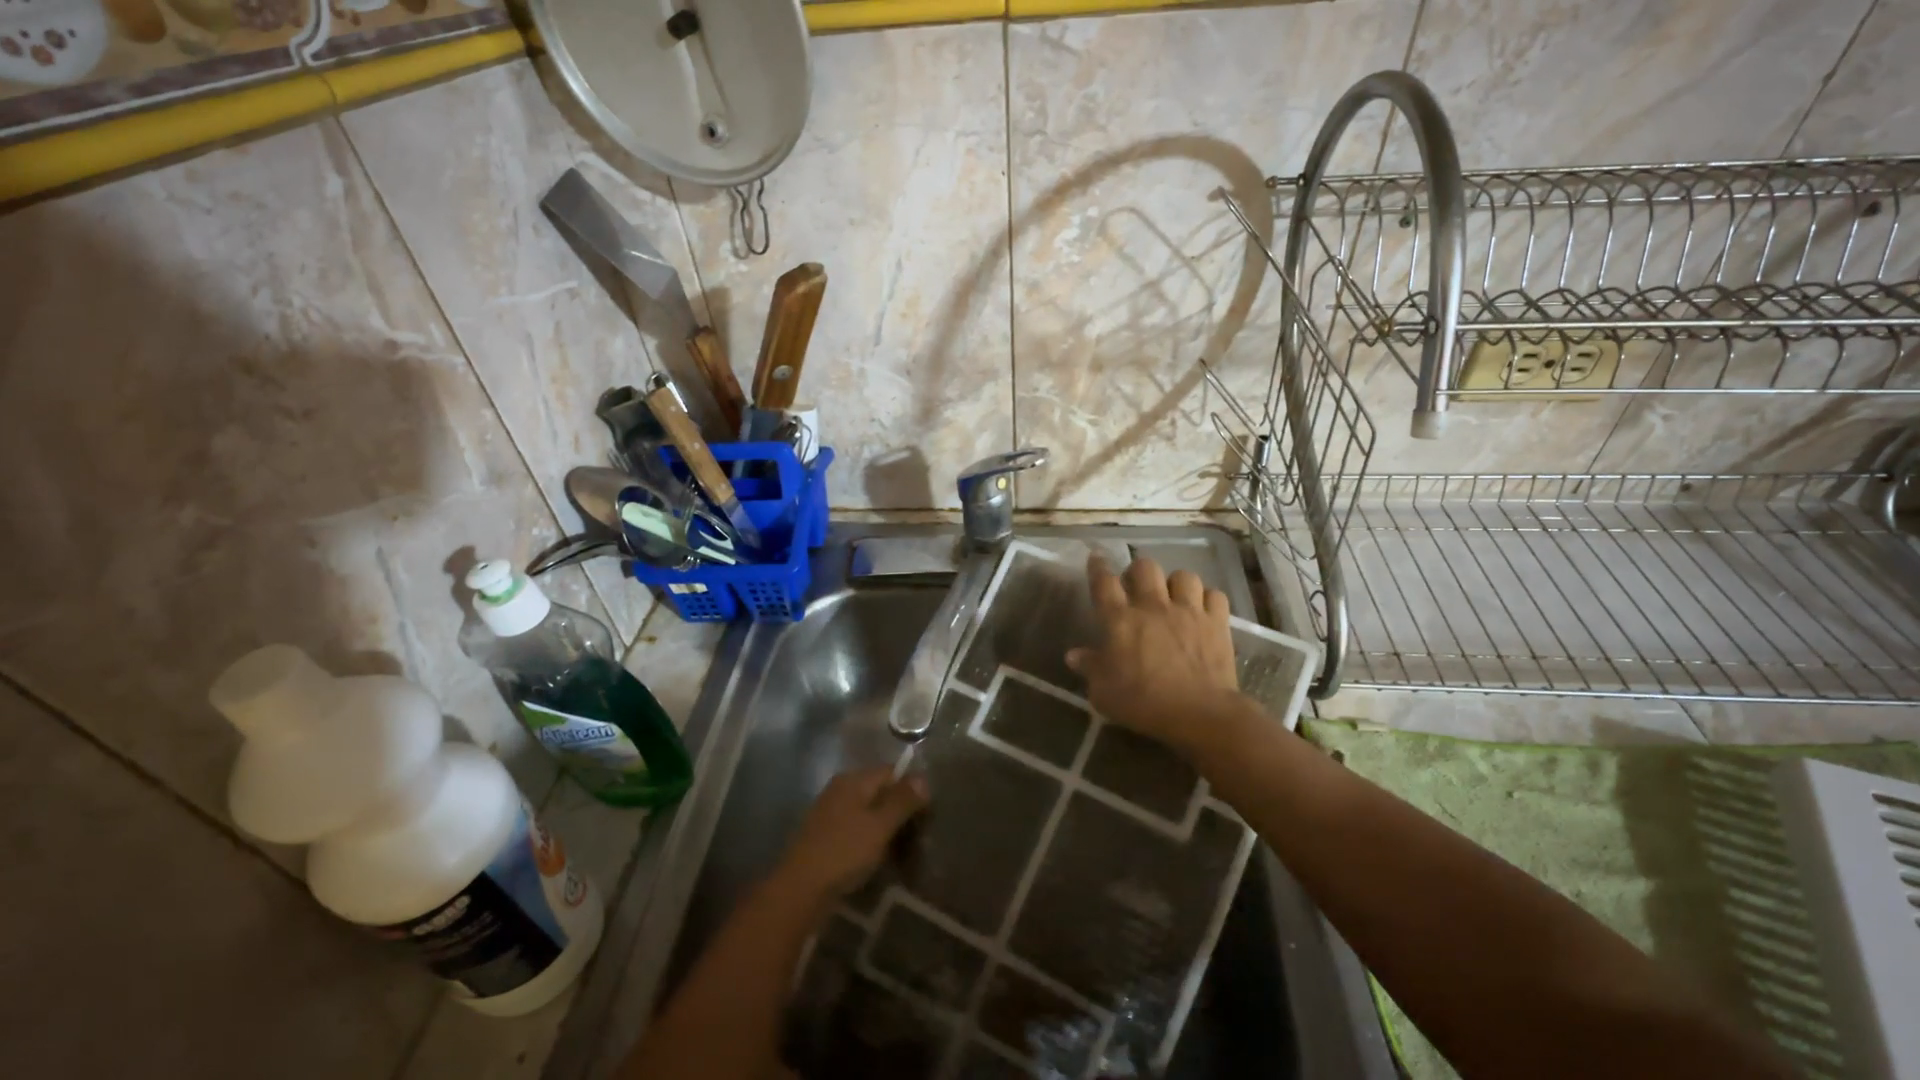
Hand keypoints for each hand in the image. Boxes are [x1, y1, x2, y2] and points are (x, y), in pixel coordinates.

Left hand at [771, 766, 929, 906]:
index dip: (912, 789)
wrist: (801, 888)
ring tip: (901, 850)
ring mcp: (830, 812)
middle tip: (917, 835)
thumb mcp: (880, 826)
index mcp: (853, 781)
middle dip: (900, 810)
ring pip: (868, 812)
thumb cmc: (844, 852)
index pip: (891, 771)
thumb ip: (902, 801)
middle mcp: (840, 790)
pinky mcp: (826, 835)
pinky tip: (878, 857)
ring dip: (886, 827)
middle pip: (879, 791)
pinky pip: (856, 828)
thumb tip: (923, 778)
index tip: (926, 814)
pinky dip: (870, 838)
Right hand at [1065, 555, 1241, 751]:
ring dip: (1175, 583)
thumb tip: (1074, 655)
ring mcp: (1189, 611)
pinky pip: (1214, 595)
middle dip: (1138, 571)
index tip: (1096, 558)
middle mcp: (1154, 606)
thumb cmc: (1143, 703)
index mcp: (1121, 620)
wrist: (1198, 713)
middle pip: (1144, 567)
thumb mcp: (1104, 692)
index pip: (1104, 582)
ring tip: (1172, 597)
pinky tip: (1202, 611)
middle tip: (1136, 587)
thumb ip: (1090, 668)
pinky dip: (1207, 599)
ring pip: (1183, 575)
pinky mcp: (1217, 622)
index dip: (1098, 567)